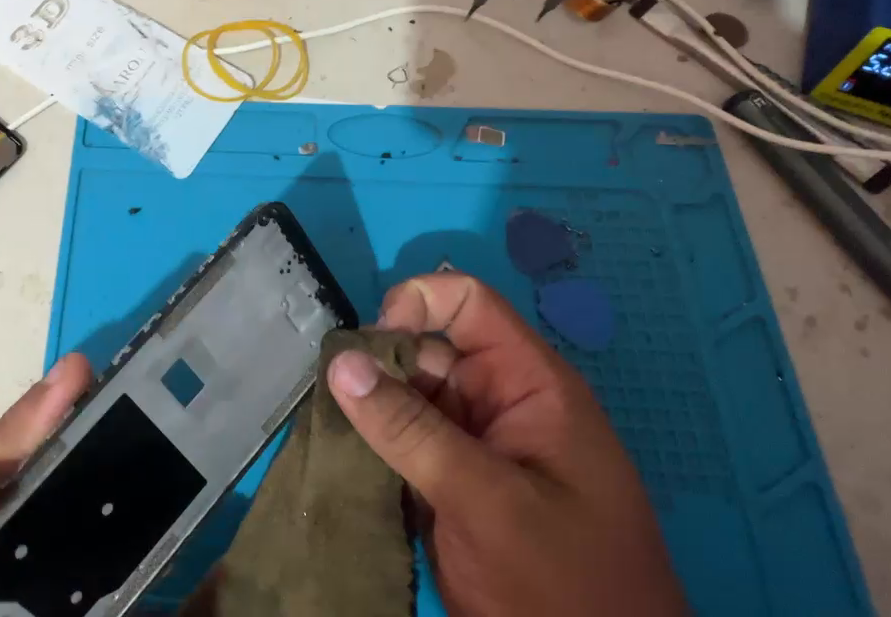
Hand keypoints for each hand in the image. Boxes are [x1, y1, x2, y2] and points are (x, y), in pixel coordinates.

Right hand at [326, 272, 686, 616]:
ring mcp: (472, 445)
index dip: (414, 305)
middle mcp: (497, 401)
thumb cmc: (564, 586)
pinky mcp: (450, 484)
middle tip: (333, 406)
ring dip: (365, 411)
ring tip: (327, 434)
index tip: (368, 352)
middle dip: (375, 367)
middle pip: (423, 348)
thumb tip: (341, 361)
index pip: (465, 303)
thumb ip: (412, 430)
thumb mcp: (489, 502)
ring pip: (403, 396)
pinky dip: (370, 447)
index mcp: (528, 384)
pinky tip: (339, 461)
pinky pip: (400, 442)